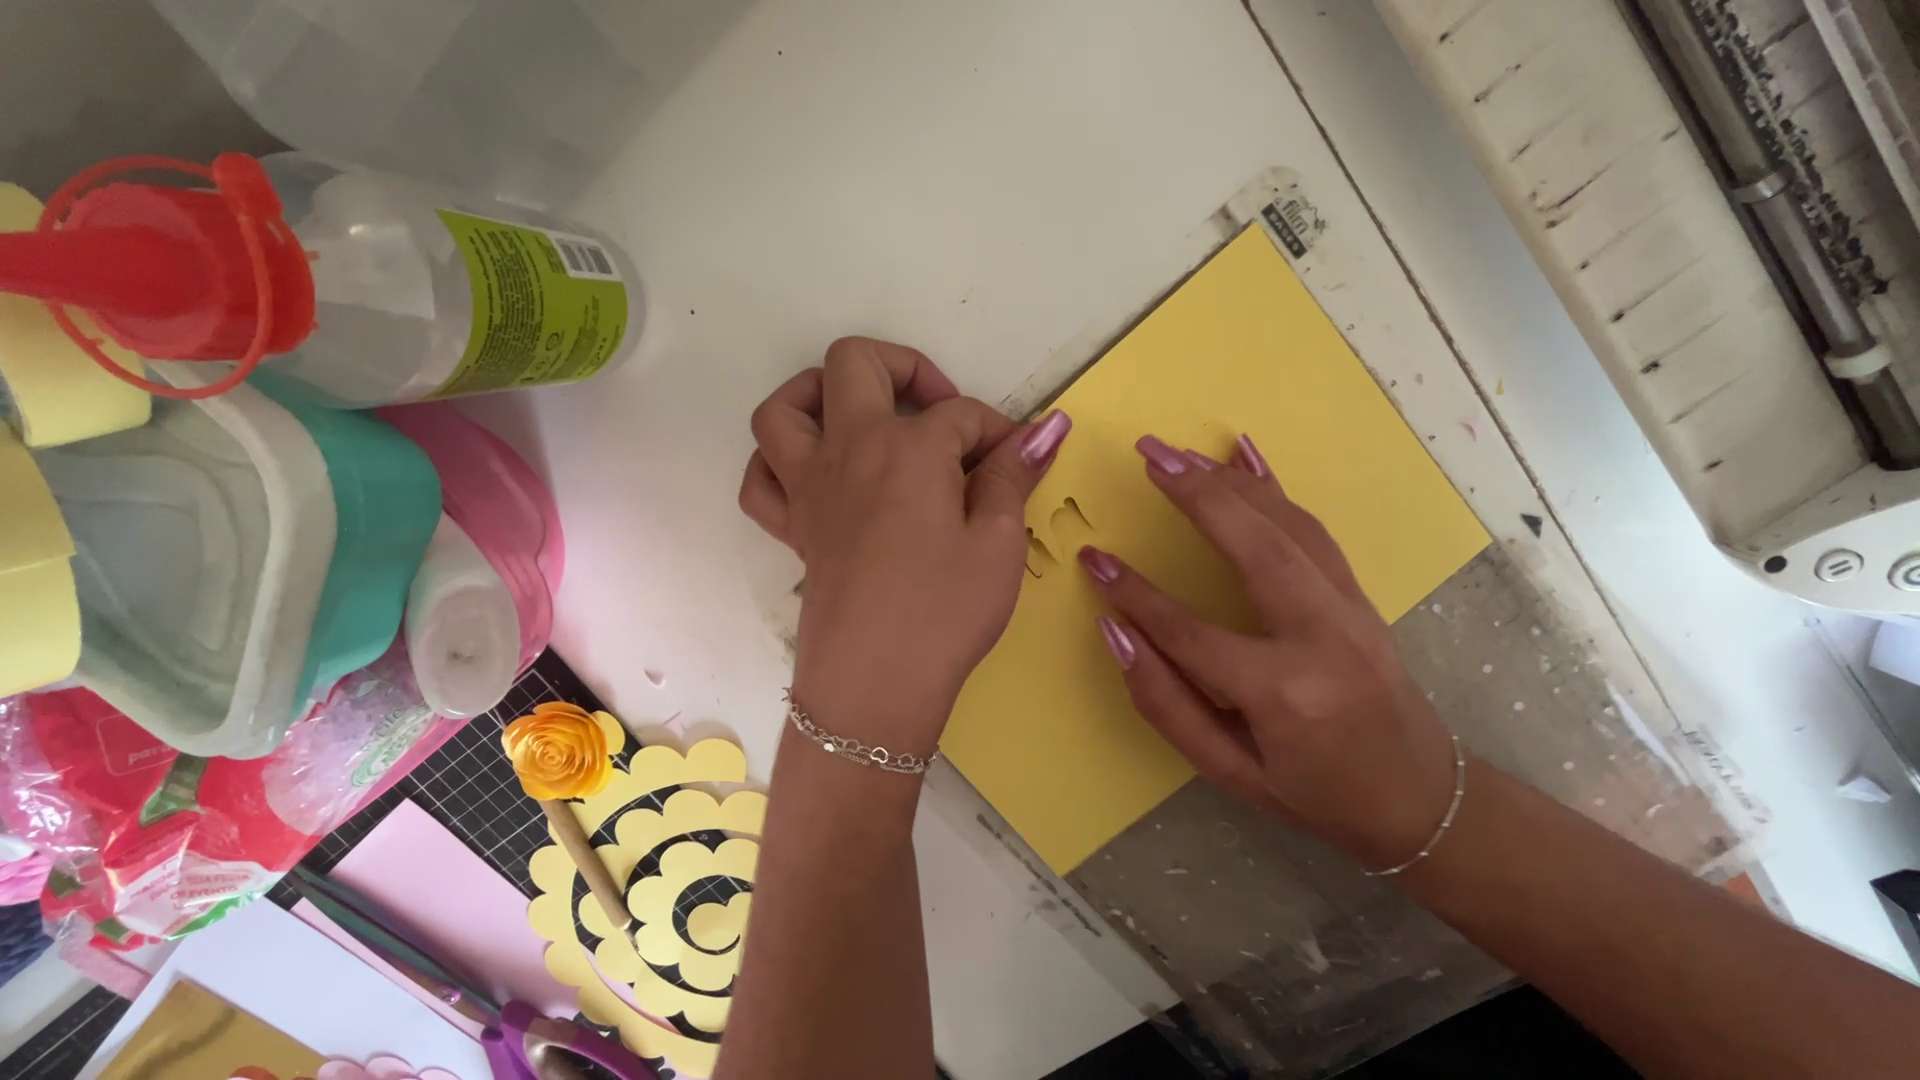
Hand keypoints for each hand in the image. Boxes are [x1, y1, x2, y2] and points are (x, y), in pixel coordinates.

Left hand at [740, 337, 1072, 756]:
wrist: (875, 684)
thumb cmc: (945, 612)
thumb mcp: (999, 543)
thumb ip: (1013, 476)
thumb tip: (1046, 428)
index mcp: (908, 447)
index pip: (961, 415)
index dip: (998, 432)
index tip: (1019, 460)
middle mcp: (848, 449)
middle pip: (853, 362)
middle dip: (903, 367)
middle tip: (938, 414)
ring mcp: (809, 487)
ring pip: (785, 408)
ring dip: (819, 394)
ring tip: (863, 418)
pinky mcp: (791, 528)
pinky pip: (762, 478)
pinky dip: (780, 463)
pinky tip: (817, 476)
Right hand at [1078, 434, 1457, 870]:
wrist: (1422, 799)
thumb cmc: (1316, 796)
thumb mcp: (1229, 773)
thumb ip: (1167, 704)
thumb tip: (1117, 635)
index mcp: (1283, 692)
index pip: (1189, 630)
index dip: (1135, 595)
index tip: (1093, 558)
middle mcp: (1322, 636)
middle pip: (1252, 546)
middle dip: (1196, 494)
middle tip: (1148, 454)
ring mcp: (1350, 609)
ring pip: (1287, 525)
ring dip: (1230, 481)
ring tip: (1180, 452)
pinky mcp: (1359, 595)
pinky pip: (1314, 529)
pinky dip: (1275, 487)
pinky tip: (1247, 455)